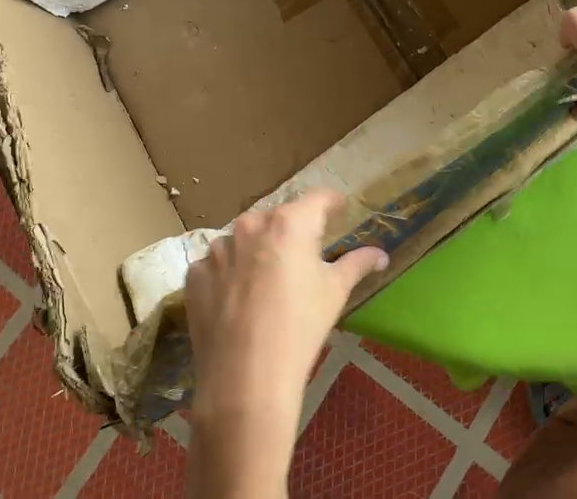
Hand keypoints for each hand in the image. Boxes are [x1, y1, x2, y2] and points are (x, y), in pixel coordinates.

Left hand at [186, 191, 386, 496]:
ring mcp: (218, 249)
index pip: (318, 198)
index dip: (332, 204)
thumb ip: (358, 263)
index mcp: (291, 223)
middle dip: (292, 231)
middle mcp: (251, 225)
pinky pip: (218, 264)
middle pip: (278, 218)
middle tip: (303, 257)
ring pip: (245, 240)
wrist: (244, 379)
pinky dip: (230, 274)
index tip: (340, 211)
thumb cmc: (300, 328)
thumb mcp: (335, 292)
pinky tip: (239, 300)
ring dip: (257, 251)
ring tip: (267, 283)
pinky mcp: (195, 274)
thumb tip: (381, 254)